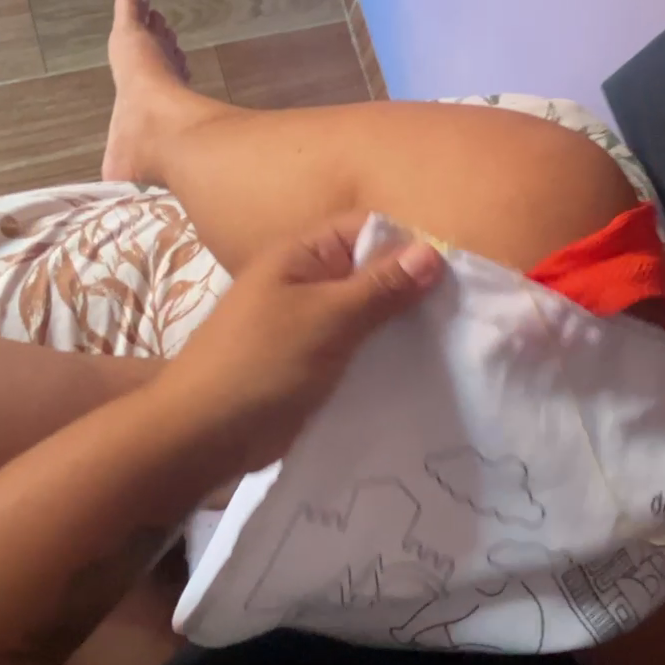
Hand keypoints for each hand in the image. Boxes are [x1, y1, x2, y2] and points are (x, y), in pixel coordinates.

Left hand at [155, 212, 443, 474]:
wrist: (203, 434)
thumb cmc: (262, 363)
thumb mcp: (326, 318)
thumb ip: (379, 287)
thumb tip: (432, 251)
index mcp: (302, 255)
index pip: (367, 230)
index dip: (409, 245)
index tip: (454, 275)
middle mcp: (308, 282)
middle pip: (371, 272)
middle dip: (412, 289)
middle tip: (461, 314)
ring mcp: (310, 325)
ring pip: (368, 314)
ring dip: (401, 326)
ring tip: (450, 343)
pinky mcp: (315, 364)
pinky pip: (358, 348)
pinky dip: (384, 356)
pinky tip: (419, 370)